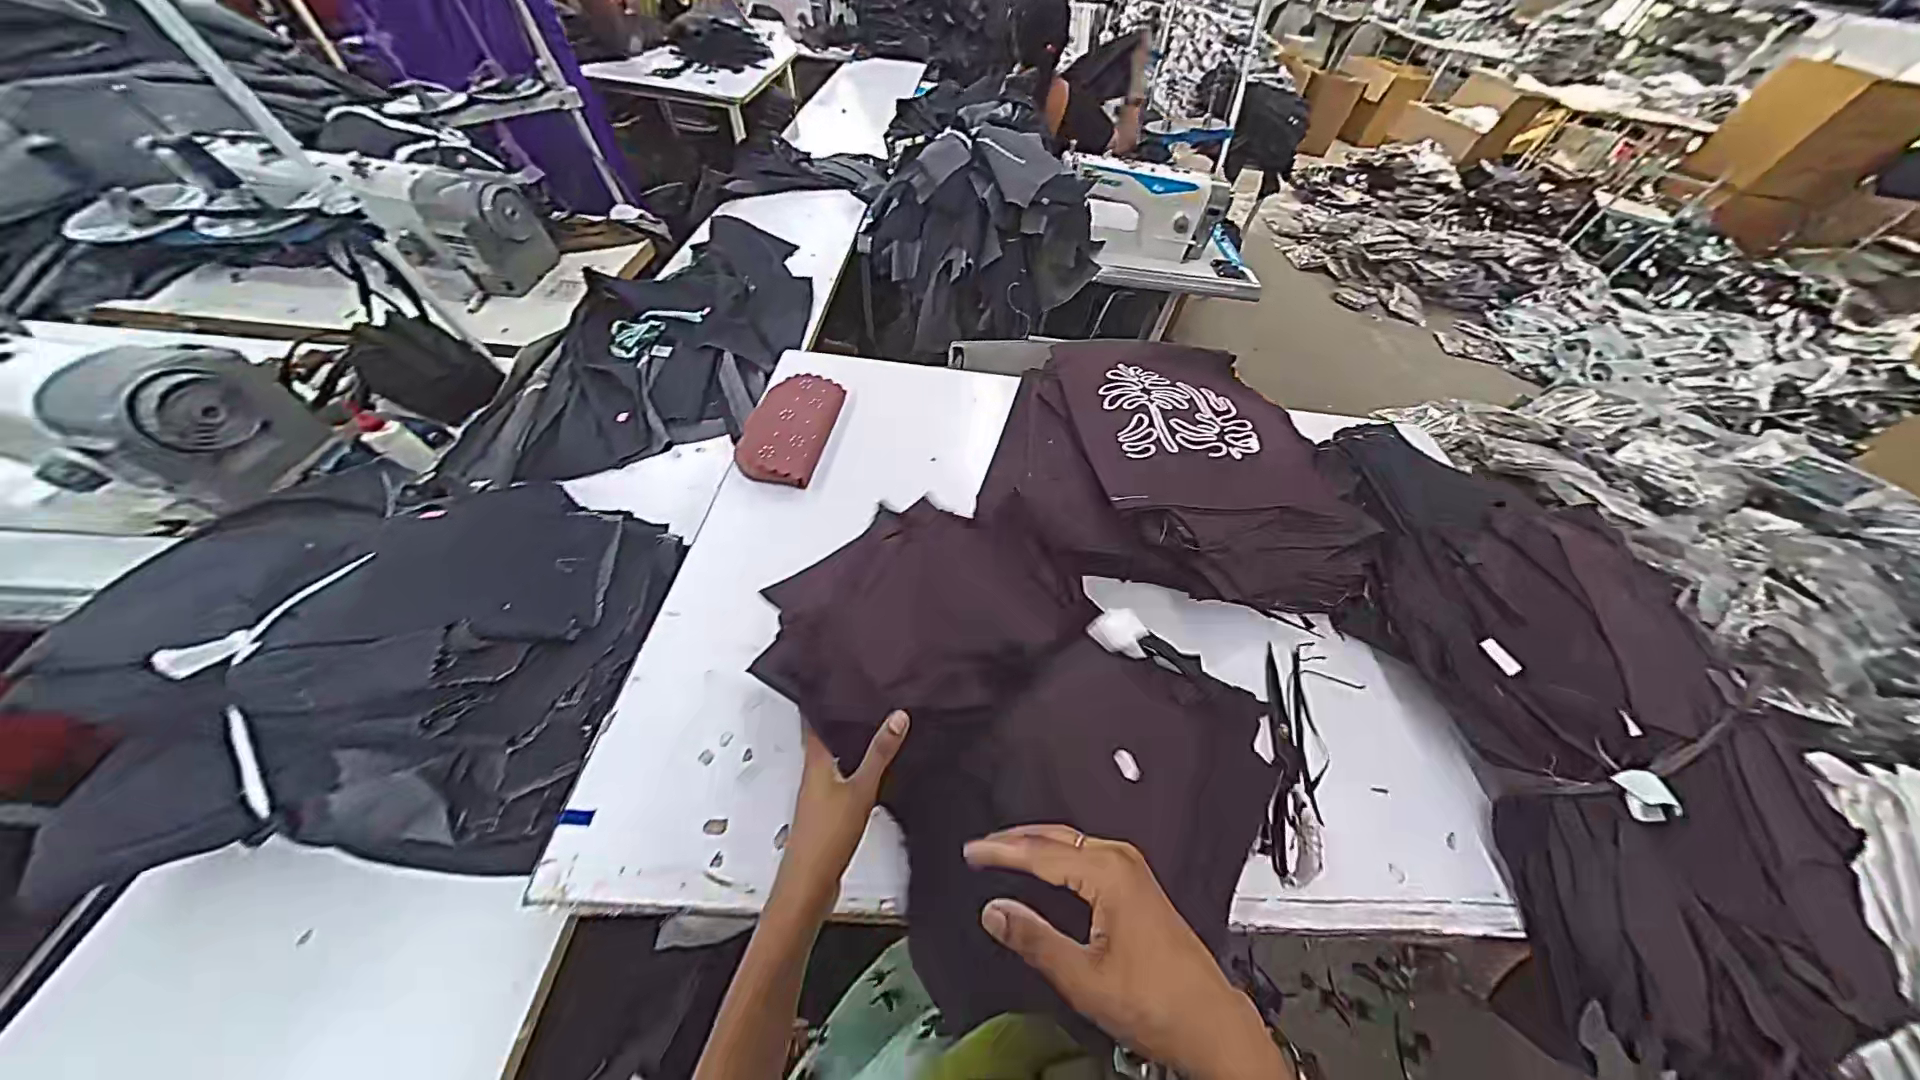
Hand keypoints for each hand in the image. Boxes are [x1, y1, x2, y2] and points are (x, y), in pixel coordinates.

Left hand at [775, 712, 908, 912]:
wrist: (808, 887)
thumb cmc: (826, 839)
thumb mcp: (860, 790)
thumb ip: (880, 753)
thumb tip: (897, 717)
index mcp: (816, 764)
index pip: (815, 721)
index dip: (822, 700)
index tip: (833, 681)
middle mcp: (813, 776)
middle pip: (823, 739)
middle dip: (839, 720)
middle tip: (857, 699)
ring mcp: (818, 796)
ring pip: (833, 760)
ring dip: (847, 744)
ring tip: (868, 727)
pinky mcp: (826, 814)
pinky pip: (840, 780)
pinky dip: (854, 769)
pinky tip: (870, 773)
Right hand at [965, 825, 1293, 1079]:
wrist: (1211, 1023)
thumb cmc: (1161, 1004)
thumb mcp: (1084, 978)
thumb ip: (1034, 939)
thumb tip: (996, 912)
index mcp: (1108, 873)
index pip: (1039, 852)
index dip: (999, 852)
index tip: (972, 852)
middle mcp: (1121, 860)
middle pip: (1054, 836)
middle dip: (1014, 839)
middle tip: (981, 847)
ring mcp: (1131, 868)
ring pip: (1070, 841)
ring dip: (1034, 845)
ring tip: (1003, 853)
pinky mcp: (1136, 881)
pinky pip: (1085, 852)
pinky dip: (1055, 855)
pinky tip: (1043, 867)